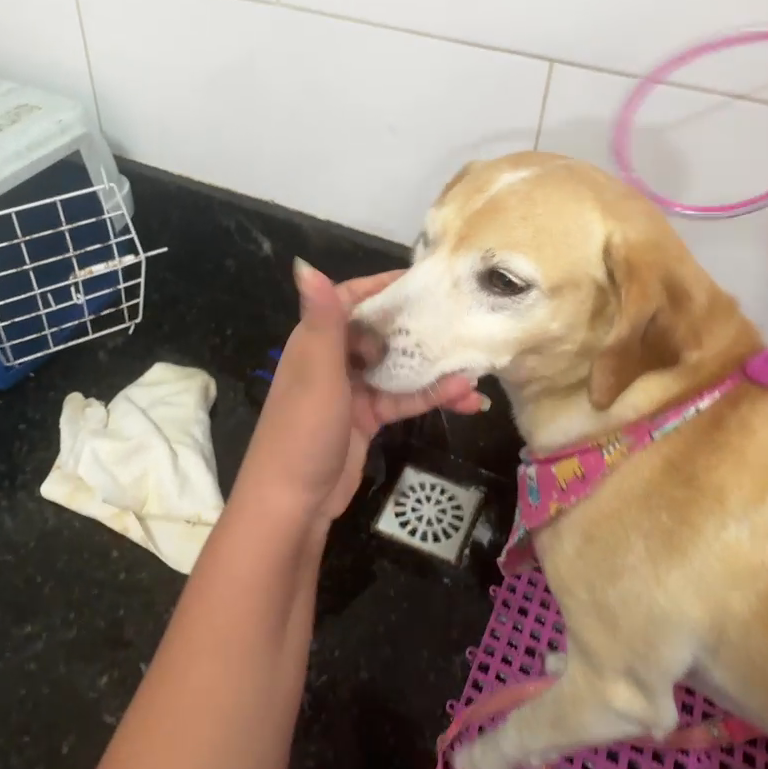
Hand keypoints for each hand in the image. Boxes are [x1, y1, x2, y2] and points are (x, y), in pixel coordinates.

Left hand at [233, 261, 485, 528]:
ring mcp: (351, 391)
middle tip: (461, 317)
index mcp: (314, 340)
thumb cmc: (302, 429)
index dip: (382, 286)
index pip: (350, 299)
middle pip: (379, 331)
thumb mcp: (317, 371)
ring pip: (397, 368)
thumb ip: (323, 319)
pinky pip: (403, 399)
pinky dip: (430, 397)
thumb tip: (305, 264)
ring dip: (432, 367)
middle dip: (417, 326)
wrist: (291, 504)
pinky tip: (466, 398)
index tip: (424, 279)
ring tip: (476, 363)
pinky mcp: (366, 419)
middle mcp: (332, 359)